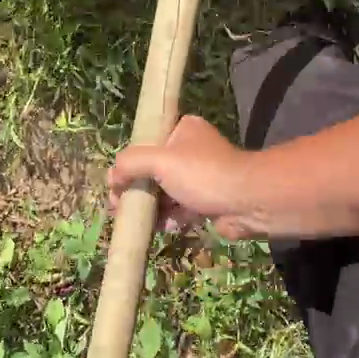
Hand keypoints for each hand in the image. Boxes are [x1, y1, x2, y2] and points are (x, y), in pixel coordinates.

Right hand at [107, 116, 263, 239]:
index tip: (115, 184)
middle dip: (137, 190)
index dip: (129, 163)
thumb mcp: (160, 161)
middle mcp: (192, 150)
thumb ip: (131, 163)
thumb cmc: (202, 174)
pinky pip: (180, 208)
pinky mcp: (207, 201)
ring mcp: (200, 177)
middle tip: (119, 207)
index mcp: (183, 130)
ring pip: (166, 191)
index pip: (148, 143)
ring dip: (152, 207)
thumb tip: (111, 176)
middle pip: (154, 169)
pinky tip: (163, 227)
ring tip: (138, 221)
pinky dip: (170, 218)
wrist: (247, 202)